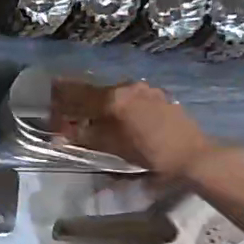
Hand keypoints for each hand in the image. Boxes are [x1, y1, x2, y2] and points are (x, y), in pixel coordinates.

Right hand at [49, 79, 243, 178]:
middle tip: (63, 109)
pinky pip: (128, 96)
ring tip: (88, 115)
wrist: (194, 156)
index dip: (60, 104)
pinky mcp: (158, 96)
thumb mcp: (113, 147)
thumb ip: (85, 136)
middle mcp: (127, 87)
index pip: (77, 96)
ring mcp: (145, 89)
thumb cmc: (151, 154)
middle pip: (93, 91)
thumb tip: (61, 134)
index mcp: (113, 98)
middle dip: (76, 100)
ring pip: (112, 93)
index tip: (49, 112)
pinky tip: (115, 116)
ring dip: (96, 102)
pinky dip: (115, 104)